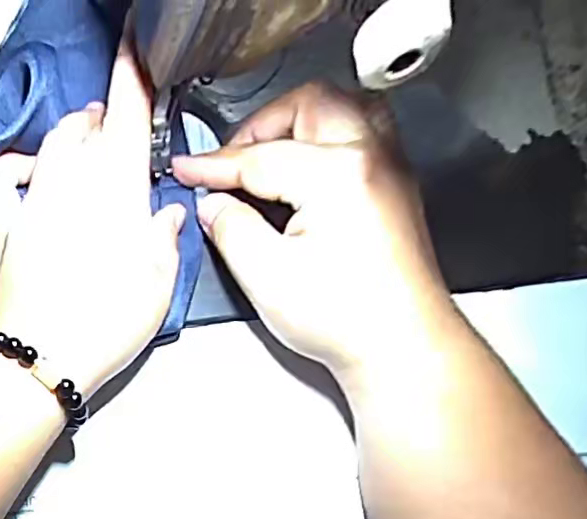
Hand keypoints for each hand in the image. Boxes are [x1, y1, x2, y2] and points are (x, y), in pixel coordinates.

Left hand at [0, 41, 185, 397]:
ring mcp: (33, 206)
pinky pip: (0, 181)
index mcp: (118, 190)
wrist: (40, 362)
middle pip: (89, 127)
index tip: (138, 47)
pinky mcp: (3, 233)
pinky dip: (12, 165)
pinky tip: (26, 167)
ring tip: (82, 137)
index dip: (134, 72)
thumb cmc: (101, 330)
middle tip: (118, 125)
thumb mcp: (158, 288)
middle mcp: (72, 186)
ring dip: (69, 133)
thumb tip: (166, 220)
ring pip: (49, 144)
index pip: (129, 111)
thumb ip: (164, 242)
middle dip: (106, 116)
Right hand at [171, 82, 458, 386]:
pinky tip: (301, 175)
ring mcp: (388, 169)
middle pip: (306, 106)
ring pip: (339, 110)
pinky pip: (358, 135)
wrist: (398, 344)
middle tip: (227, 163)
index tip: (188, 171)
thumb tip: (215, 207)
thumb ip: (232, 231)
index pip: (260, 156)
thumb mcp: (267, 278)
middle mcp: (370, 156)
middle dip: (258, 128)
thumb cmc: (346, 319)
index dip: (215, 165)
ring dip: (296, 125)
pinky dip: (322, 140)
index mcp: (337, 173)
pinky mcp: (394, 188)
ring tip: (265, 159)